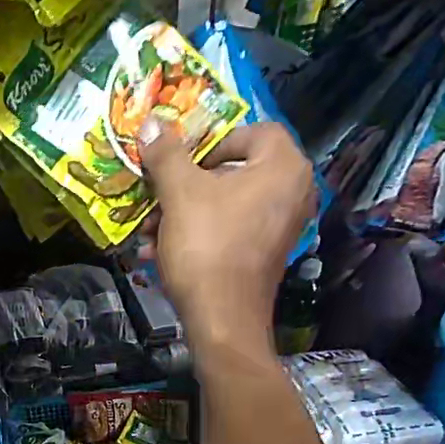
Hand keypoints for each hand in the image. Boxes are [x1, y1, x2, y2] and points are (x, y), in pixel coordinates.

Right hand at [139, 121, 316, 351]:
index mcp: (285, 167)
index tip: (183, 160)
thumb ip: (167, 154)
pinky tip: (161, 251)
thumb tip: (152, 122)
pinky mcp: (266, 256)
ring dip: (185, 212)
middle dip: (188, 183)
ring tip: (151, 229)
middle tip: (159, 193)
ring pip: (226, 204)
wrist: (223, 321)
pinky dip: (199, 235)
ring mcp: (282, 228)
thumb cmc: (208, 246)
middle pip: (235, 170)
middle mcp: (293, 193)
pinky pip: (230, 231)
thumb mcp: (180, 193)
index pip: (252, 131)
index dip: (213, 140)